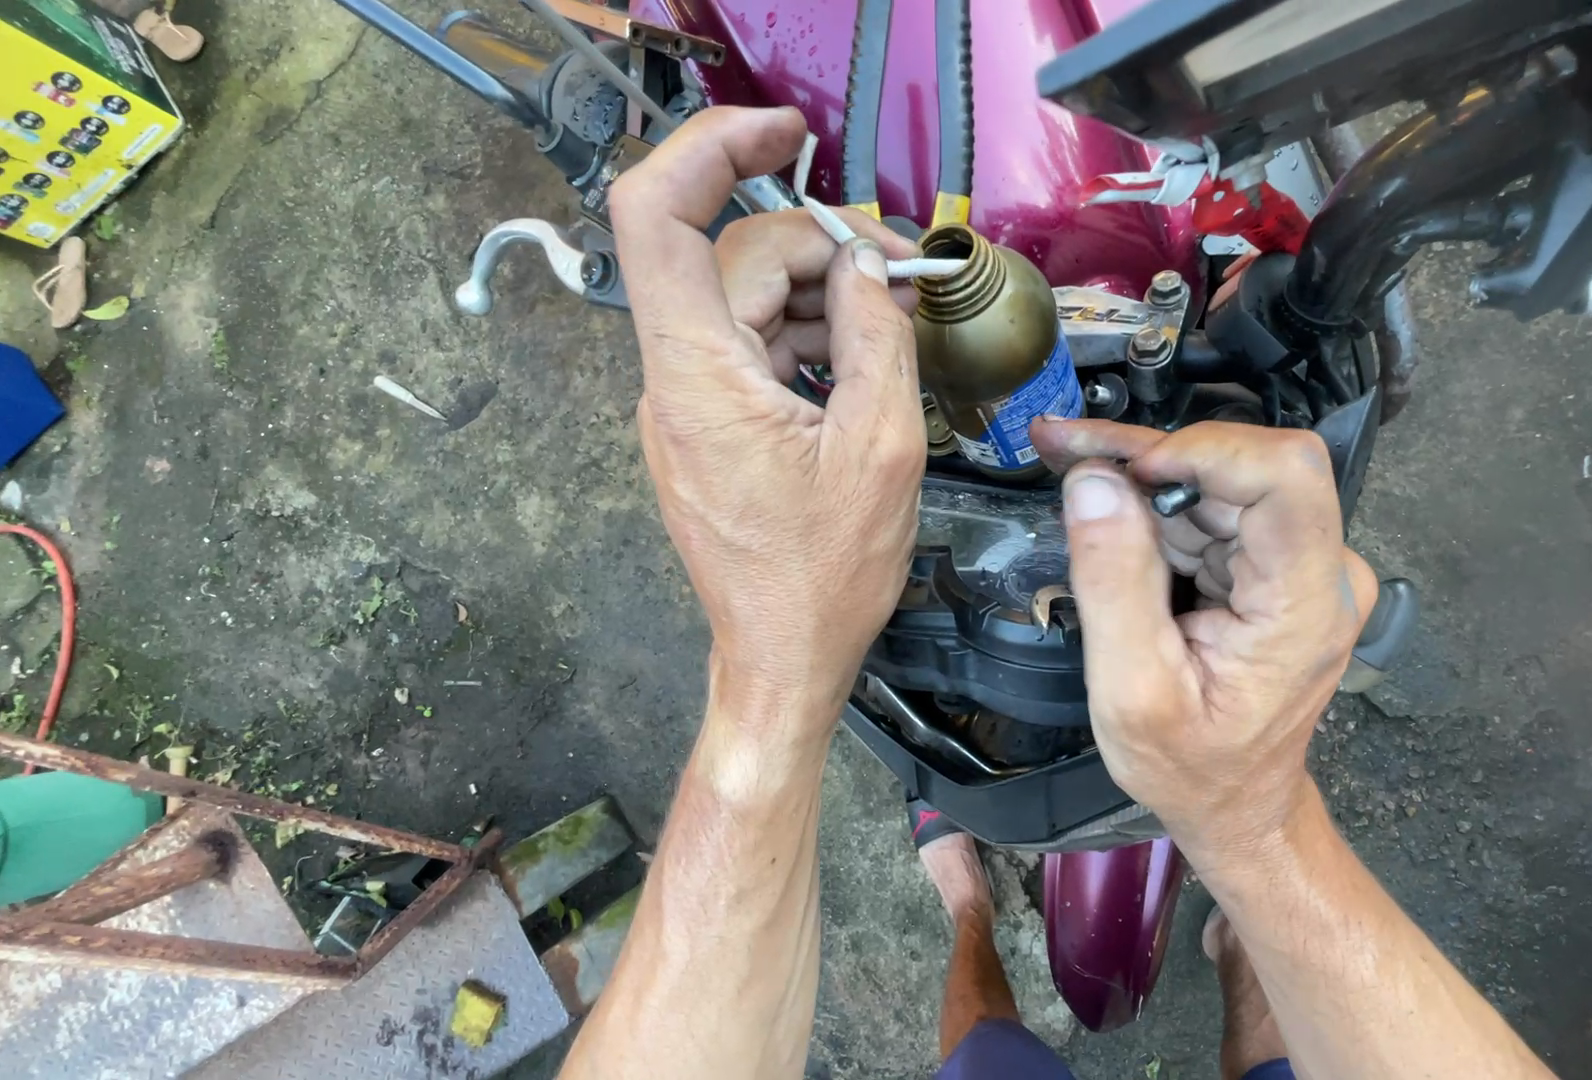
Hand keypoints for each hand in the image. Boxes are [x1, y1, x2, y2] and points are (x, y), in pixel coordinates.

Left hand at [611, 107, 926, 731]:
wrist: (783, 656)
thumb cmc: (827, 576)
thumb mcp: (881, 449)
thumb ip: (875, 338)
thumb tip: (868, 267)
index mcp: (701, 378)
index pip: (664, 217)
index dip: (716, 147)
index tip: (790, 134)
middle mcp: (676, 382)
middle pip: (733, 257)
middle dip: (818, 244)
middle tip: (897, 272)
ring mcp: (688, 406)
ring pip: (745, 301)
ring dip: (818, 294)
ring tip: (888, 321)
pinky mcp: (708, 427)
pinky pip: (750, 349)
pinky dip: (804, 337)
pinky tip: (856, 359)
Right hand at [1030, 418, 1376, 854]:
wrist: (1236, 803)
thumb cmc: (1192, 768)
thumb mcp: (1132, 693)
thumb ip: (1113, 584)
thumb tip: (1091, 481)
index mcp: (1306, 603)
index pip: (1285, 474)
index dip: (1201, 450)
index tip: (1121, 471)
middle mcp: (1320, 569)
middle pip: (1242, 466)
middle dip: (1144, 454)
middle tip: (1058, 444)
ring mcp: (1298, 562)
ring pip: (1216, 478)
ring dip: (1135, 473)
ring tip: (1063, 459)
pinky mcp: (1269, 563)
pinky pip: (1208, 505)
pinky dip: (1146, 500)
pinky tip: (1096, 502)